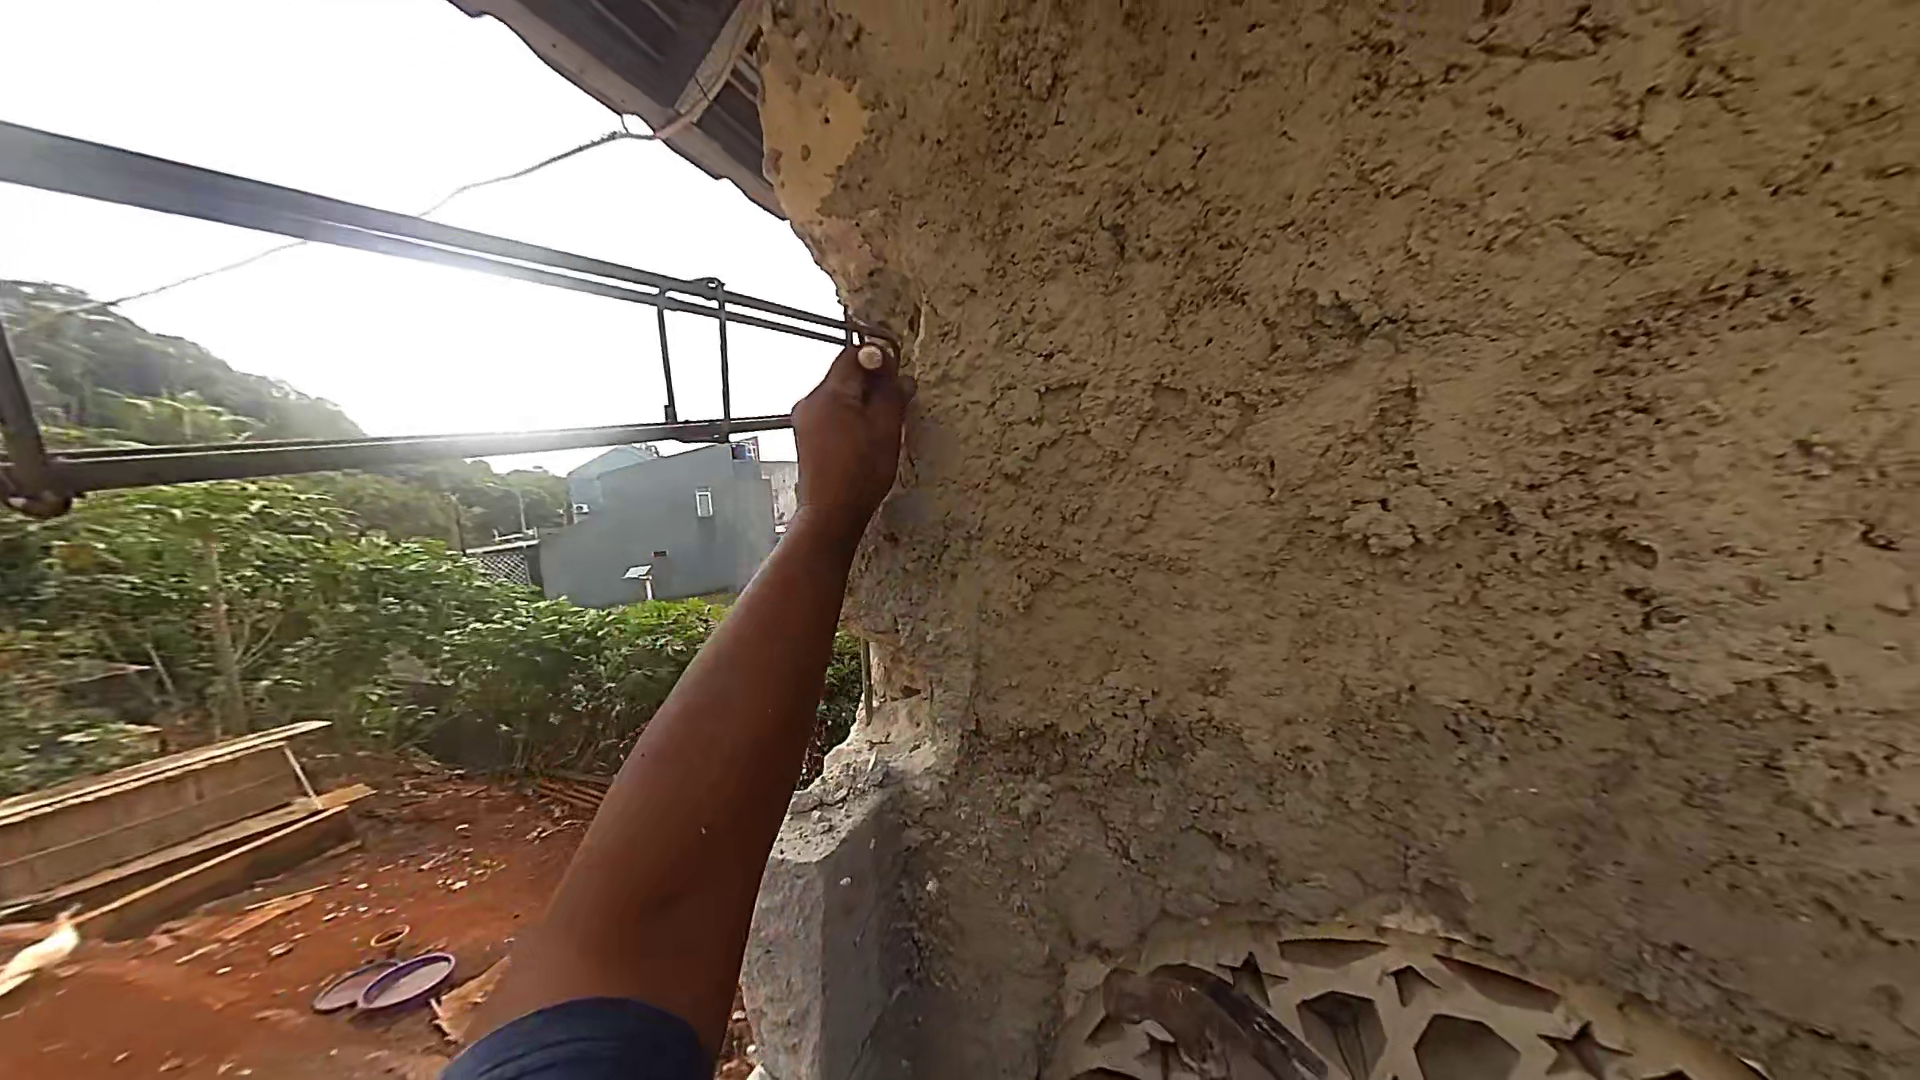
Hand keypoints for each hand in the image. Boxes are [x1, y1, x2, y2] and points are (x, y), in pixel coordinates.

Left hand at [791, 341, 913, 542]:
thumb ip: (891, 393)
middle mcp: (810, 402)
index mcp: (828, 393)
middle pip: (845, 375)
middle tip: (896, 400)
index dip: (878, 358)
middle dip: (872, 383)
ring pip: (840, 396)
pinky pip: (832, 415)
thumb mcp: (886, 428)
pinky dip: (851, 418)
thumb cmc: (859, 474)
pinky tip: (866, 438)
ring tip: (882, 424)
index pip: (853, 355)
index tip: (897, 373)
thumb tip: (898, 374)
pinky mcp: (807, 438)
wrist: (832, 513)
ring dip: (862, 402)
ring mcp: (806, 421)